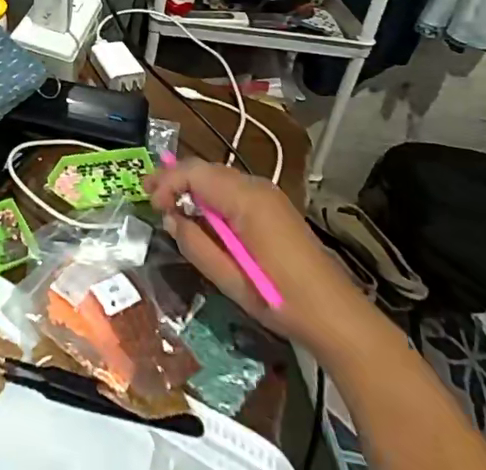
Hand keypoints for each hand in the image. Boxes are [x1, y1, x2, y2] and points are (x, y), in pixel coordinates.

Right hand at [145, 159, 371, 350]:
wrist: (337, 315)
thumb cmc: (281, 299)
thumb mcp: (230, 279)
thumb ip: (196, 245)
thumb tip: (171, 219)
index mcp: (246, 200)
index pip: (194, 172)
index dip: (167, 183)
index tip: (151, 204)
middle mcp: (257, 186)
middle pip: (206, 169)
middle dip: (174, 179)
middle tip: (149, 196)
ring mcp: (269, 194)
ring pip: (218, 176)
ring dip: (192, 186)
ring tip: (169, 204)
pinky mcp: (274, 206)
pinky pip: (233, 188)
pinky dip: (211, 194)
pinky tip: (201, 214)